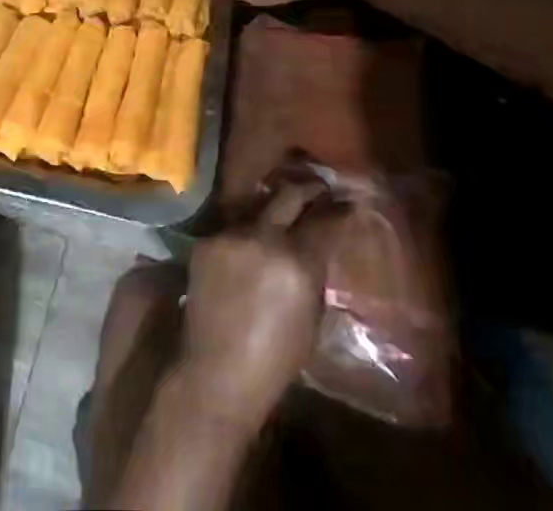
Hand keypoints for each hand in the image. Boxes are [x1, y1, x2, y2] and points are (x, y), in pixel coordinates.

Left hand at [177, 183, 337, 426]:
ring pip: (255, 210)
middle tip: (319, 186)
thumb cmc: (279, 353)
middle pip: (287, 196)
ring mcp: (229, 237)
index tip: (347, 202)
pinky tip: (250, 241)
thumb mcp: (312, 312)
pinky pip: (230, 229)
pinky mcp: (204, 242)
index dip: (339, 209)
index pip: (323, 221)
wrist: (220, 366)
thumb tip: (317, 244)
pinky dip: (244, 233)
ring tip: (282, 210)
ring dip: (270, 210)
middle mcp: (262, 239)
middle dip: (307, 189)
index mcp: (298, 261)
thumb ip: (314, 270)